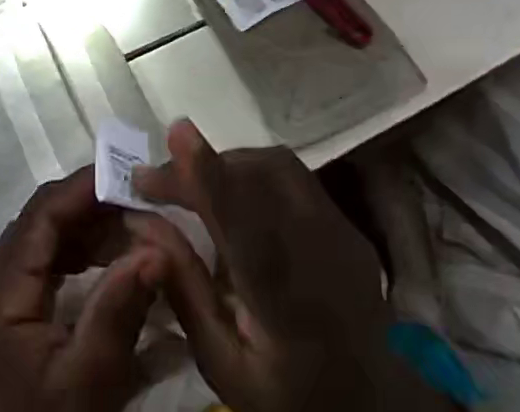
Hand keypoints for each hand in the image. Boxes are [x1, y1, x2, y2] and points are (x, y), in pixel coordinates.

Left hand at [0, 166, 166, 411]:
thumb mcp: (86, 380)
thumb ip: (118, 312)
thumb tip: (157, 251)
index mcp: (1, 283)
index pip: (44, 213)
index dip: (86, 188)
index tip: (130, 175)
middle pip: (42, 219)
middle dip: (93, 207)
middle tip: (144, 205)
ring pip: (43, 236)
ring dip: (88, 229)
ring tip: (137, 230)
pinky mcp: (4, 303)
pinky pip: (42, 261)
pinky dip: (77, 254)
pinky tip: (112, 261)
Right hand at [130, 121, 449, 410]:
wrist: (378, 408)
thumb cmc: (288, 393)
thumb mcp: (223, 363)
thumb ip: (183, 288)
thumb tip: (140, 219)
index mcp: (290, 311)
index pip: (248, 231)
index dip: (213, 179)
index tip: (177, 134)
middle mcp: (324, 262)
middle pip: (257, 181)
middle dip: (197, 169)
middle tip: (151, 182)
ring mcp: (344, 237)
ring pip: (276, 167)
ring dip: (223, 163)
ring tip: (189, 184)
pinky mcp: (349, 225)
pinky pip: (291, 175)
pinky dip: (249, 170)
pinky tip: (230, 193)